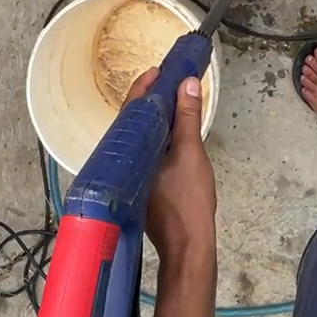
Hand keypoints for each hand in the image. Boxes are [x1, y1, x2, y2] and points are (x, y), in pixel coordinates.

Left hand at [124, 68, 216, 260]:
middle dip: (150, 98)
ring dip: (155, 116)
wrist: (188, 247)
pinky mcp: (142, 183)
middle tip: (168, 80)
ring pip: (140, 135)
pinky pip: (146, 148)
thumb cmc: (188, 201)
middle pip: (134, 119)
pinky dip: (158, 134)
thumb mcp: (191, 153)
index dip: (144, 86)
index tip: (158, 70)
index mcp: (132, 149)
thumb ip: (188, 117)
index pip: (132, 108)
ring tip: (172, 99)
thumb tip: (187, 83)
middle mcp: (126, 160)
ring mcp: (133, 173)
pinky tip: (171, 131)